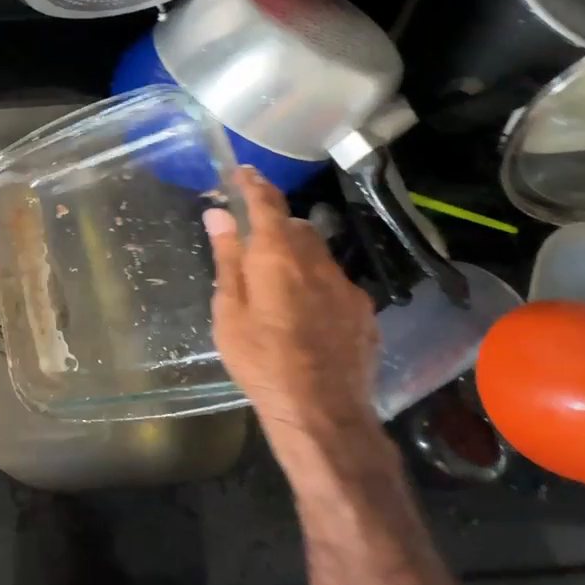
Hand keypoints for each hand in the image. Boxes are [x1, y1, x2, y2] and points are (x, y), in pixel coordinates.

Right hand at [205, 167, 379, 445]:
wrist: (323, 413)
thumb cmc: (260, 360)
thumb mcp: (229, 310)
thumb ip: (228, 259)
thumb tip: (219, 214)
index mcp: (278, 258)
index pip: (268, 205)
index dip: (254, 185)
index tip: (244, 172)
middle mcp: (317, 263)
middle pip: (297, 227)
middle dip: (275, 223)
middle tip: (252, 237)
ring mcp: (347, 289)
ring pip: (319, 254)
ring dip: (297, 252)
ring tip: (277, 276)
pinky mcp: (364, 314)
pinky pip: (336, 283)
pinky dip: (316, 282)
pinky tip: (304, 310)